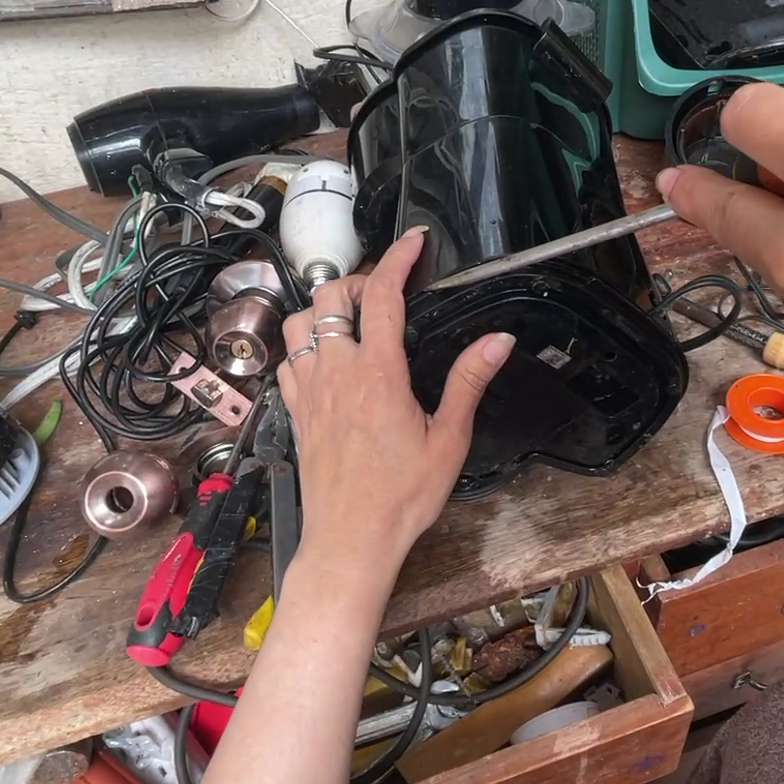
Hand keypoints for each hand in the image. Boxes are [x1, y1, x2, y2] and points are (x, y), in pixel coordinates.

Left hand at [276, 228, 513, 572]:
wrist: (351, 540)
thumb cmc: (402, 496)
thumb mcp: (449, 439)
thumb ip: (469, 381)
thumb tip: (497, 340)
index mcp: (378, 373)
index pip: (382, 296)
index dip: (398, 259)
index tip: (413, 242)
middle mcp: (336, 373)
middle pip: (329, 297)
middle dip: (357, 280)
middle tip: (384, 291)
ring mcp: (309, 391)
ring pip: (297, 322)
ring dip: (323, 308)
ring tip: (351, 317)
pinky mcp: (296, 412)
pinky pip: (285, 359)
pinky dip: (301, 343)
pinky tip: (323, 356)